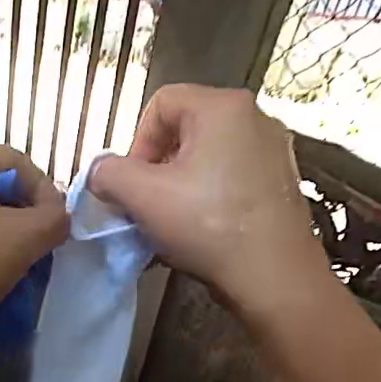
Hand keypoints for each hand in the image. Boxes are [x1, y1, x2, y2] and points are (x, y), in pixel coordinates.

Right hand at [89, 85, 326, 316]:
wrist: (274, 276)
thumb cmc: (208, 226)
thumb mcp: (143, 197)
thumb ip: (108, 174)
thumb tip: (99, 172)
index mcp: (223, 107)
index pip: (160, 104)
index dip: (136, 143)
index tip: (133, 185)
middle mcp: (254, 118)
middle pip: (184, 132)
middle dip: (155, 171)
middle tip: (147, 208)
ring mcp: (273, 151)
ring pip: (206, 160)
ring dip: (178, 190)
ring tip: (170, 227)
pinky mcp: (281, 183)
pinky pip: (230, 181)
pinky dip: (207, 201)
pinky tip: (199, 234)